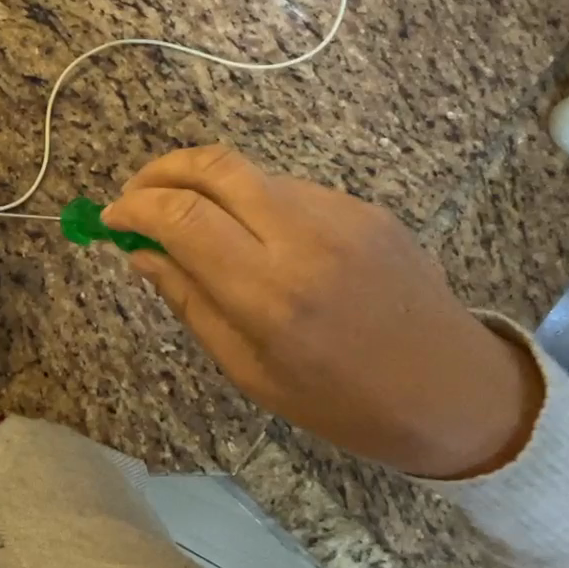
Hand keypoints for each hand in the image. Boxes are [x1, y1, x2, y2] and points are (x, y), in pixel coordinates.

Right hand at [103, 145, 542, 478]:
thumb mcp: (246, 368)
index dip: (133, 207)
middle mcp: (304, 239)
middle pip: (213, 166)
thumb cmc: (340, 402)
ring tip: (186, 218)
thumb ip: (188, 300)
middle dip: (159, 170)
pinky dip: (247, 199)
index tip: (110, 219)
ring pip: (248, 171)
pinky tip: (247, 234)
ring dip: (201, 184)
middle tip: (135, 195)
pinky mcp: (364, 208)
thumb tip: (139, 253)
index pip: (180, 215)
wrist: (458, 395)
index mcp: (269, 293)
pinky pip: (286, 188)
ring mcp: (341, 215)